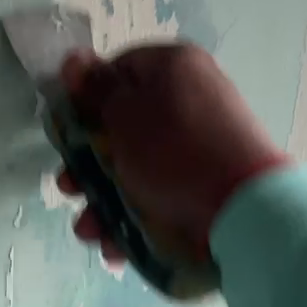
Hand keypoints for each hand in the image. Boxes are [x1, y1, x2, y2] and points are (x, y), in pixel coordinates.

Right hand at [58, 44, 288, 265]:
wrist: (239, 210)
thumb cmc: (172, 152)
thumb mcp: (124, 115)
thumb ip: (95, 89)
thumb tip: (73, 59)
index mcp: (172, 69)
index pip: (118, 70)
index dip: (86, 101)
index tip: (68, 131)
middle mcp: (186, 102)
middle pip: (119, 129)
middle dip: (86, 166)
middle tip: (70, 187)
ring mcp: (195, 148)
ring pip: (131, 171)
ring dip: (101, 204)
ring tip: (90, 231)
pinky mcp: (200, 187)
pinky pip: (154, 199)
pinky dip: (130, 223)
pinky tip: (115, 246)